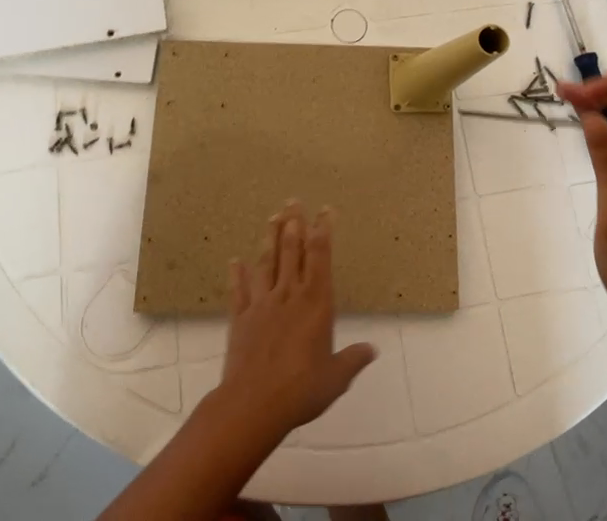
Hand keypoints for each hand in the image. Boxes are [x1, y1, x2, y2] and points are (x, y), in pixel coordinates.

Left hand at [212, 202, 376, 438]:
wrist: (253, 404)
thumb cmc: (302, 389)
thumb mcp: (336, 377)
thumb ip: (353, 359)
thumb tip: (371, 349)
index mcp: (316, 304)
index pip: (320, 258)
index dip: (323, 232)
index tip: (324, 211)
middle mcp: (289, 296)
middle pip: (292, 252)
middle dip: (294, 224)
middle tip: (293, 201)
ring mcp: (261, 305)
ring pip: (266, 264)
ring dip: (270, 239)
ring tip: (272, 218)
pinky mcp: (240, 319)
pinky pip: (238, 291)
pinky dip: (237, 274)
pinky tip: (234, 260)